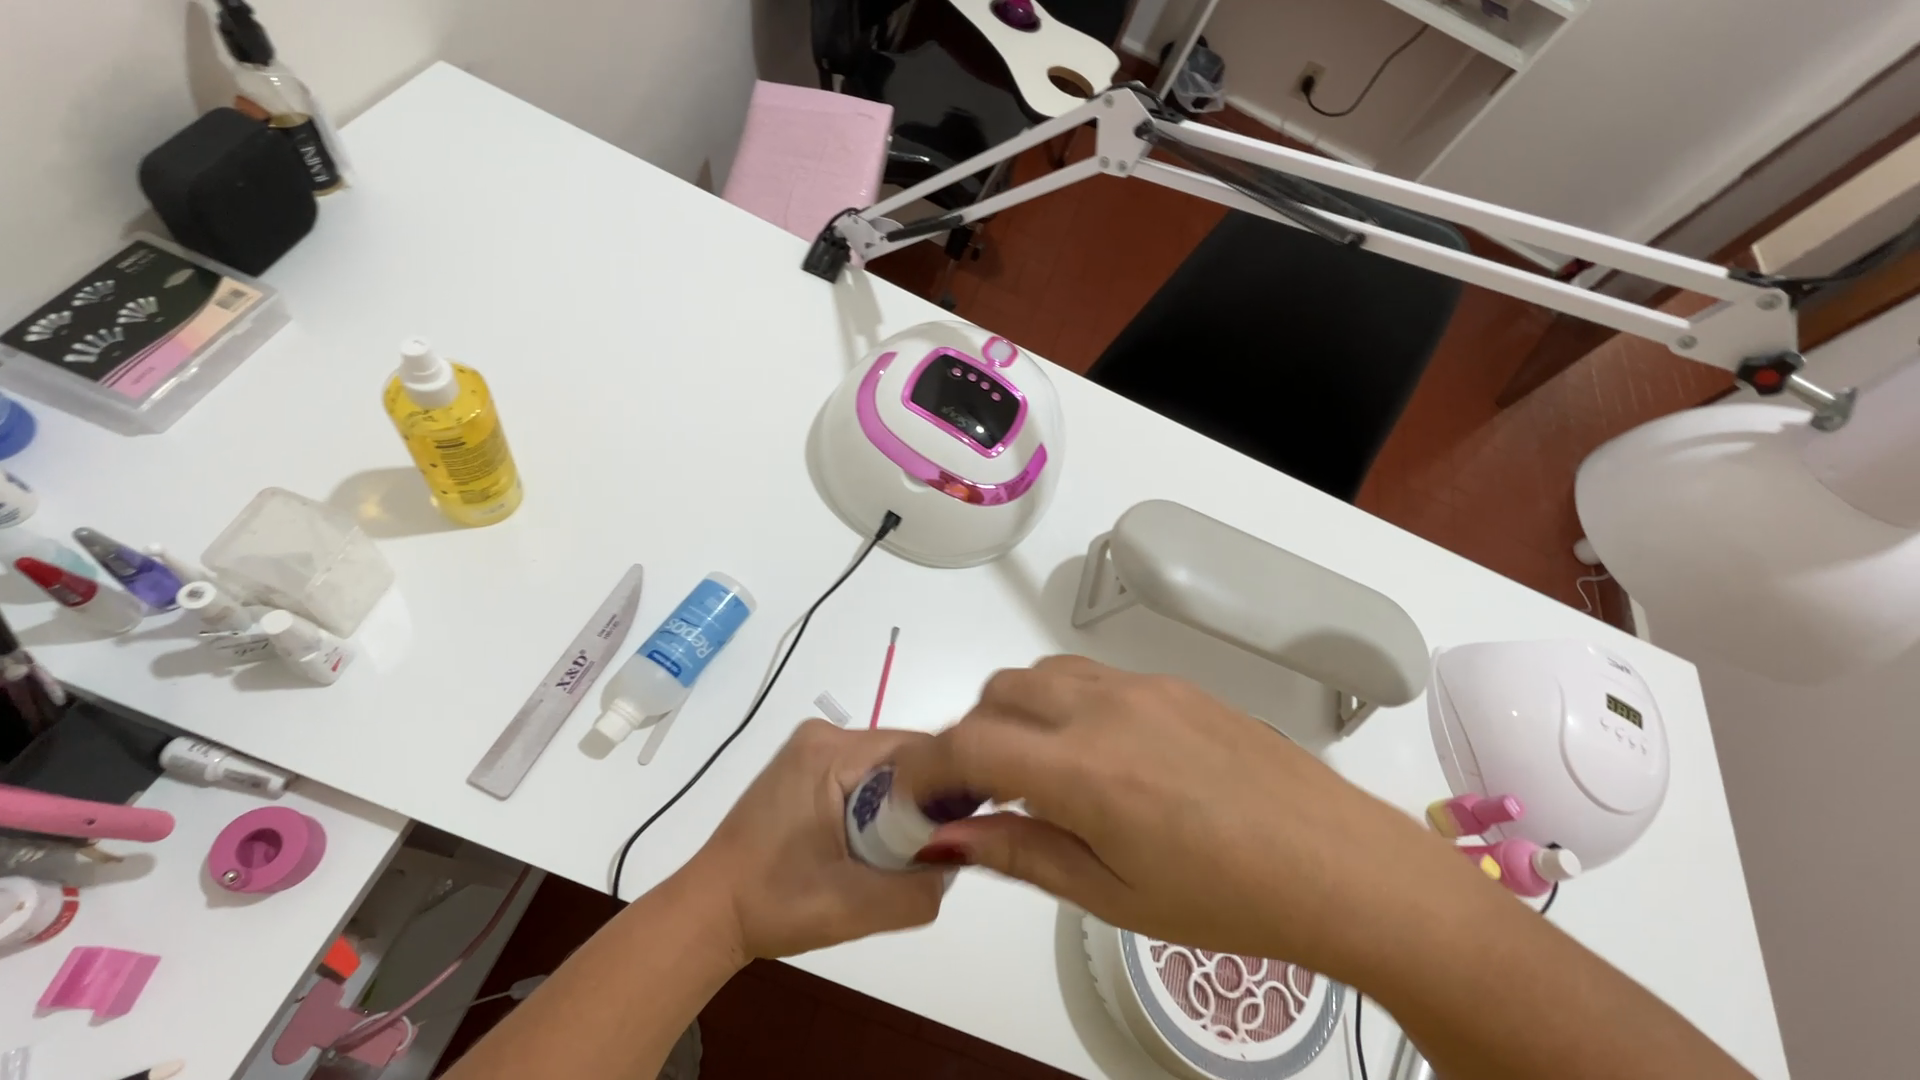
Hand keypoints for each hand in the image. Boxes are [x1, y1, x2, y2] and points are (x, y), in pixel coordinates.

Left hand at [682, 719, 946, 959]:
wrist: (709, 913)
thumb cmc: (774, 904)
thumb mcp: (857, 906)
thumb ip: (922, 888)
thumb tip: (957, 859)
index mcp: (830, 751)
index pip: (921, 753)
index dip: (949, 792)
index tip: (957, 835)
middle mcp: (823, 735)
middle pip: (906, 758)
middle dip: (922, 806)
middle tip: (921, 855)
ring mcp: (811, 748)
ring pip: (888, 770)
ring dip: (899, 811)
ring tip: (887, 857)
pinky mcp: (806, 766)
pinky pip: (864, 777)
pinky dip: (876, 809)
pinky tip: (864, 847)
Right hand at [890, 656, 1492, 980]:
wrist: (1337, 864)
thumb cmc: (1226, 900)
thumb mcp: (1113, 896)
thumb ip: (1023, 853)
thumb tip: (950, 835)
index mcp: (1084, 770)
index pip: (969, 743)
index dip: (925, 767)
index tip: (913, 795)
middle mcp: (1105, 709)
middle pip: (998, 691)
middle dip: (971, 735)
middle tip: (985, 791)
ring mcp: (1144, 687)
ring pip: (1043, 673)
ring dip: (1018, 712)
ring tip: (1043, 770)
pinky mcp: (1176, 683)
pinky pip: (1093, 675)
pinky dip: (1066, 703)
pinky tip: (1101, 754)